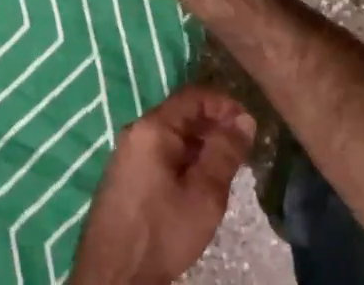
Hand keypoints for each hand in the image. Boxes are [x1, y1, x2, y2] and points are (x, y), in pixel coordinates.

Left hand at [71, 85, 256, 284]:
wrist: (114, 274)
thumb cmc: (162, 231)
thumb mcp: (204, 194)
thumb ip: (225, 153)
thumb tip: (245, 119)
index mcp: (152, 128)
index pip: (193, 96)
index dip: (224, 104)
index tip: (249, 123)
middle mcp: (136, 132)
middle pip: (181, 115)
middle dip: (214, 126)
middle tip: (244, 148)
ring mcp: (127, 154)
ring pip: (171, 136)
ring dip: (201, 145)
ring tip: (228, 166)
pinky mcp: (126, 176)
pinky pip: (160, 153)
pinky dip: (184, 159)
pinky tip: (201, 181)